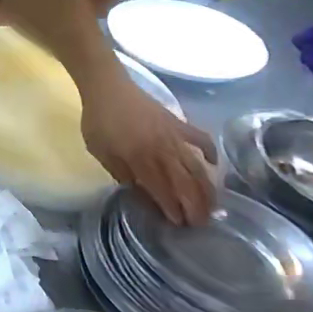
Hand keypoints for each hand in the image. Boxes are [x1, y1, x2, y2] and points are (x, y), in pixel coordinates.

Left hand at [82, 72, 217, 224]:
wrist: (108, 87)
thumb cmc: (99, 120)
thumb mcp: (100, 152)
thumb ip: (120, 173)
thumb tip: (139, 193)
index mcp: (140, 158)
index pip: (162, 190)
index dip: (173, 208)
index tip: (179, 224)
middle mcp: (162, 150)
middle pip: (185, 182)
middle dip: (195, 205)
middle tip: (201, 223)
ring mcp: (174, 135)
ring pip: (197, 167)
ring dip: (207, 188)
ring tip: (213, 205)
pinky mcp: (179, 123)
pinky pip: (201, 139)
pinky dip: (210, 152)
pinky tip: (213, 165)